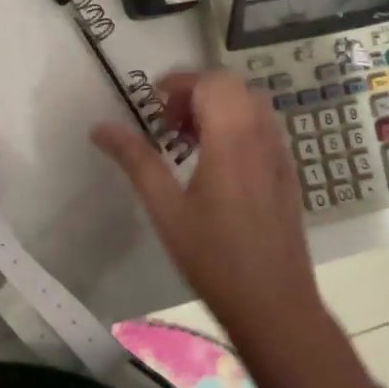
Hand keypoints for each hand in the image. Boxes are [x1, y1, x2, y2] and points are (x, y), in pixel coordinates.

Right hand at [93, 71, 384, 387]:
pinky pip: (263, 129)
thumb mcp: (166, 209)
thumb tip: (101, 126)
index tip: (153, 108)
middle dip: (196, 93)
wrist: (275, 306)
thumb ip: (135, 159)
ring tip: (188, 143)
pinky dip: (237, 128)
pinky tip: (216, 167)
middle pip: (232, 87)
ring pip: (251, 105)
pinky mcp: (287, 174)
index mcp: (232, 139)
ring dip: (218, 109)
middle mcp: (262, 137)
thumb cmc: (215, 257)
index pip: (211, 81)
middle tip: (168, 125)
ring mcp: (280, 155)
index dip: (179, 83)